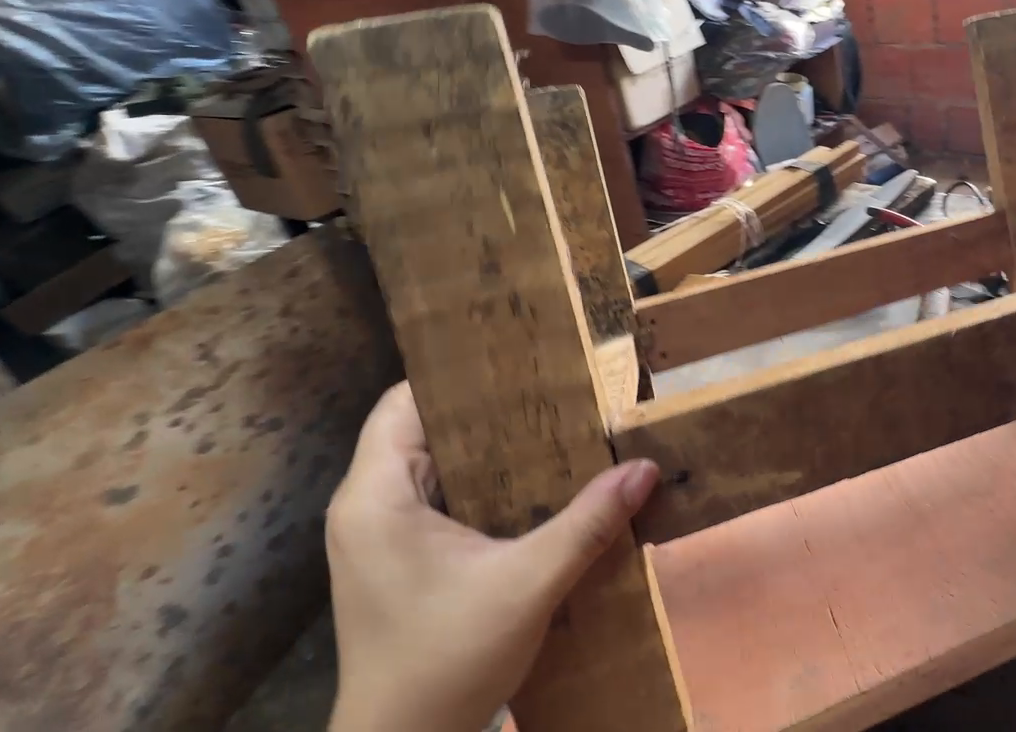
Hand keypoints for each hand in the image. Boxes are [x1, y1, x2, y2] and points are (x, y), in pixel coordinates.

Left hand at [324, 383, 658, 731]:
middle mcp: (369, 506)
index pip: (403, 403)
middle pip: (424, 427)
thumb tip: (646, 467)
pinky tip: (538, 476)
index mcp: (376, 497)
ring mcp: (382, 535)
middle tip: (559, 382)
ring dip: (492, 442)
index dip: (457, 372)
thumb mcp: (527, 586)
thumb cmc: (446, 662)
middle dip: (489, 403)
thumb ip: (587, 523)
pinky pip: (444, 494)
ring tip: (558, 417)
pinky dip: (487, 476)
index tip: (522, 354)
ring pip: (436, 462)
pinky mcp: (402, 558)